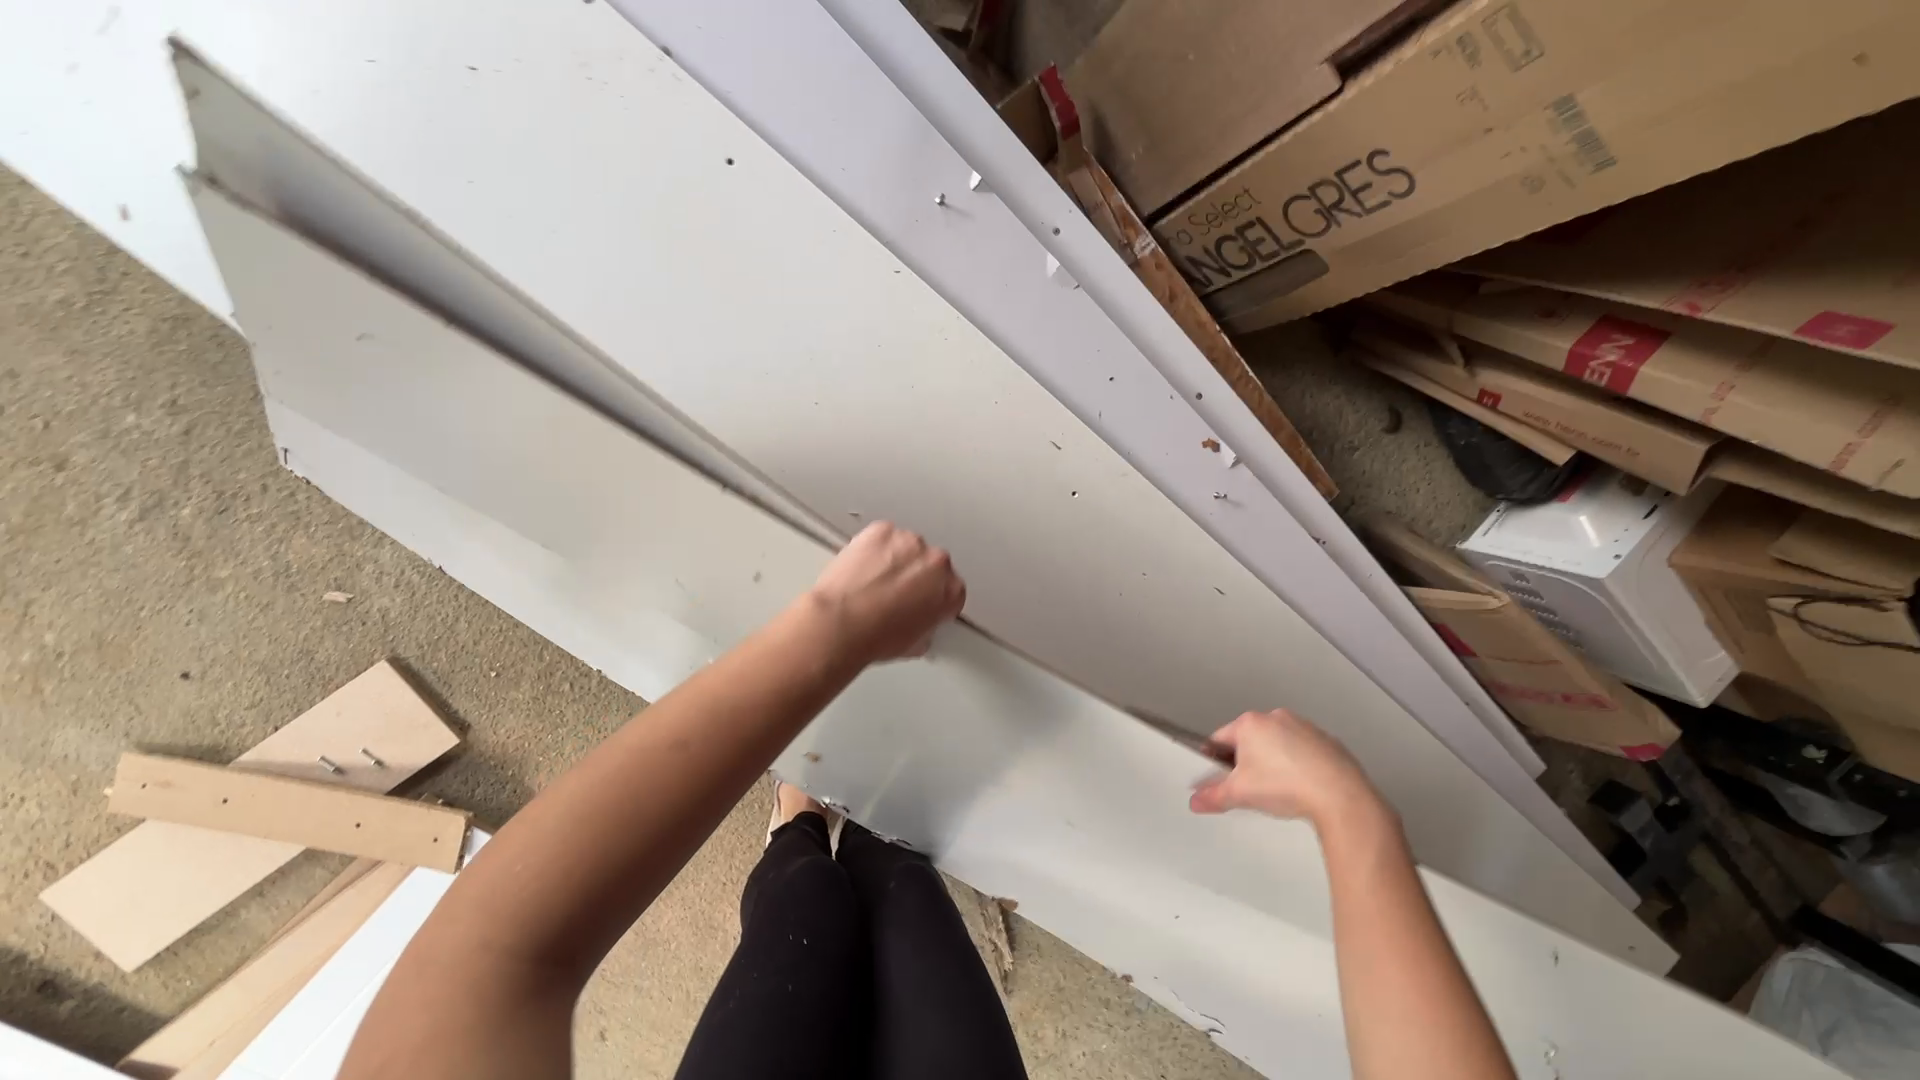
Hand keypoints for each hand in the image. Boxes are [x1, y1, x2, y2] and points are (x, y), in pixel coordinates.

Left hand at [804, 522, 965, 662]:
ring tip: (874, 582)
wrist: (841, 623)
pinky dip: (873, 547)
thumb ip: (927, 626)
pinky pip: (882, 536)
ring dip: (895, 559)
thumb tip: (916, 623)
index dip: (933, 597)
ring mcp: (909, 542)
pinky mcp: (881, 531)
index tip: (921, 602)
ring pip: (906, 547)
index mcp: (951, 590)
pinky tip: (863, 567)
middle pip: (931, 564)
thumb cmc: (875, 635)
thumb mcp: (914, 645)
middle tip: (894, 594)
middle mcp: (936, 561)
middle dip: (916, 576)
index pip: (951, 589)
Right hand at [1188, 710, 1386, 831]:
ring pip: (1275, 745)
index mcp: (1250, 723)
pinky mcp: (1326, 741)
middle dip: (1245, 763)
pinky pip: (1301, 751)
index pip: (1219, 739)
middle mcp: (1276, 718)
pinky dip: (1297, 765)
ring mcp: (1304, 727)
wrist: (1340, 796)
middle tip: (1249, 788)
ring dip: (1271, 762)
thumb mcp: (1240, 794)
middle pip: (1248, 741)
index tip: (1218, 778)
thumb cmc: (1288, 785)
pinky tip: (1300, 787)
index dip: (1213, 761)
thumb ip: (1213, 796)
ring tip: (1278, 790)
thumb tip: (1198, 800)